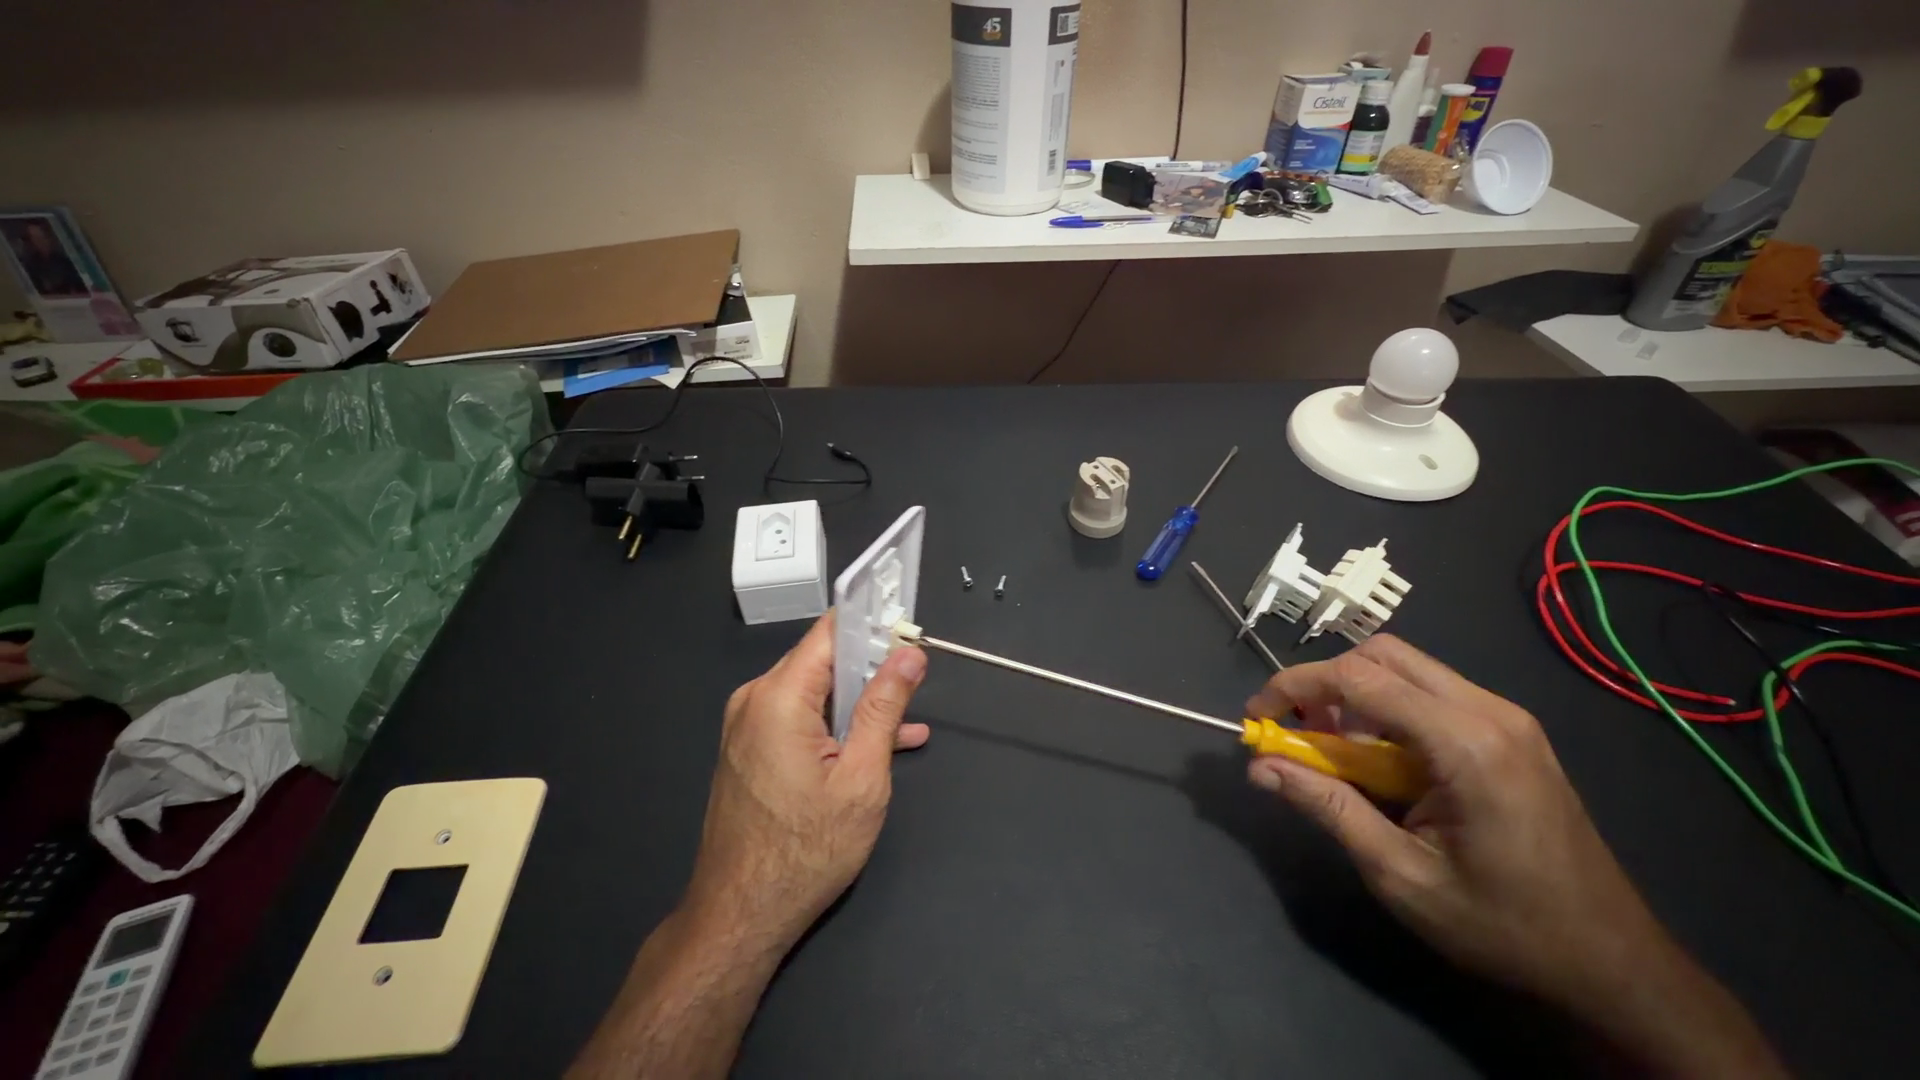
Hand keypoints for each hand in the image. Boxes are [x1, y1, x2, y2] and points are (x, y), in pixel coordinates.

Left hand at [682, 613, 928, 949]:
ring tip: (907, 720)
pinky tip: (878, 745)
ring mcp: (746, 725)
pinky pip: (799, 719)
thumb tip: (908, 654)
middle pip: (822, 661)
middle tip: (916, 679)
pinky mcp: (749, 749)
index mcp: (779, 697)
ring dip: (858, 702)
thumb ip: (883, 708)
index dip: (873, 623)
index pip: (830, 631)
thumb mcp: (861, 778)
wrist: (741, 913)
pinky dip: (835, 726)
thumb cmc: (807, 851)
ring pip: (814, 692)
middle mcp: (755, 700)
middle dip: (870, 666)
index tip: (910, 628)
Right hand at [1244, 634, 1660, 1006]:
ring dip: (1356, 697)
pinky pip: (1432, 695)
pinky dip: (1388, 712)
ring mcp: (1507, 718)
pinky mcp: (1511, 733)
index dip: (1294, 687)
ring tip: (1333, 754)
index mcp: (1467, 743)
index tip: (1256, 719)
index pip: (1359, 678)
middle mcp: (1490, 711)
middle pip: (1383, 655)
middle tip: (1296, 733)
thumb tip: (1261, 768)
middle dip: (1325, 683)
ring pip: (1407, 670)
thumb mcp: (1400, 875)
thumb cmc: (1503, 926)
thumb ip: (1329, 808)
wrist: (1611, 961)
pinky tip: (1380, 763)